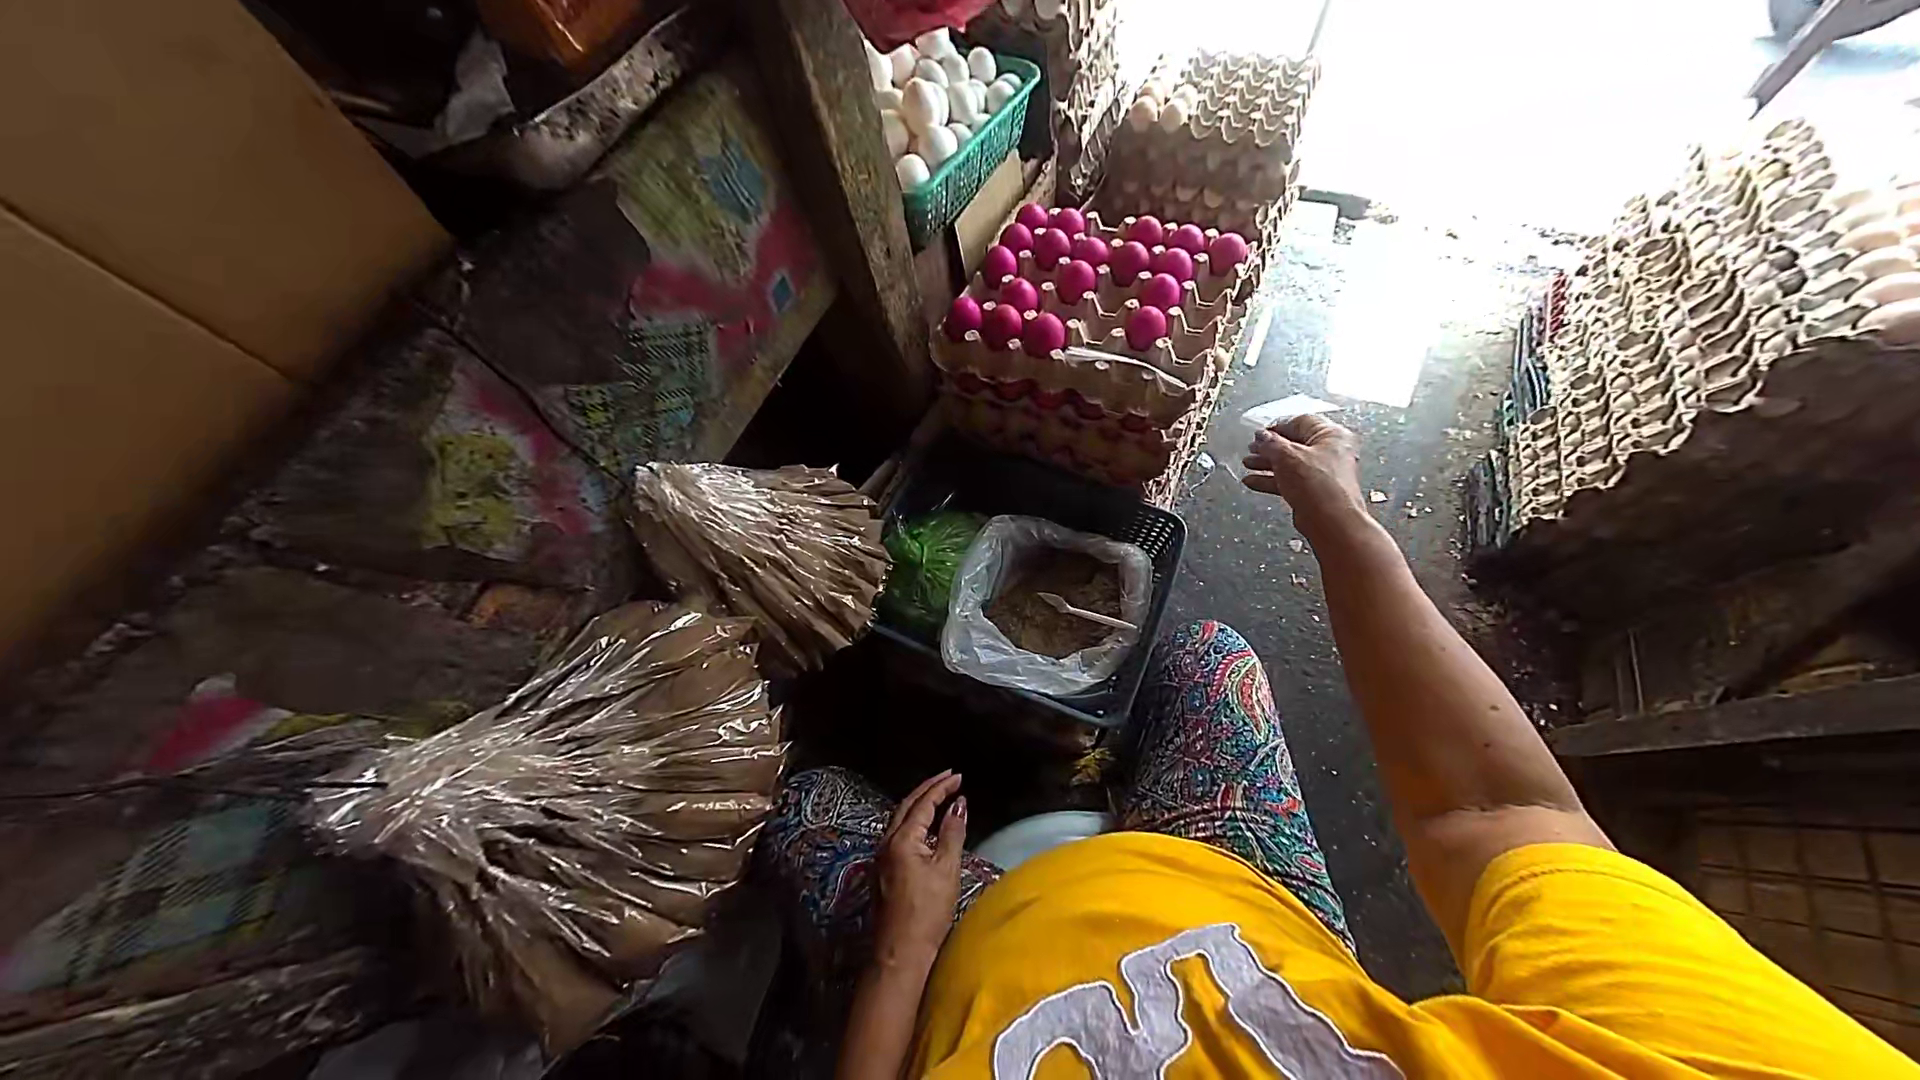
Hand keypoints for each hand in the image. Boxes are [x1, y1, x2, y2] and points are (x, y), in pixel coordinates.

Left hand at [873, 770, 967, 970]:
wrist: (900, 953)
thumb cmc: (927, 912)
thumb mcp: (946, 869)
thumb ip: (952, 832)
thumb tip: (959, 804)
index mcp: (901, 839)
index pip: (923, 803)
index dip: (941, 787)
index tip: (958, 776)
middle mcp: (886, 842)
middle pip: (907, 805)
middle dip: (928, 789)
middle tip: (948, 778)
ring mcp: (880, 857)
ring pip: (900, 819)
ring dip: (919, 804)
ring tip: (938, 796)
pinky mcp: (882, 871)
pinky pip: (897, 834)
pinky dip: (913, 821)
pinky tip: (924, 827)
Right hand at [1241, 414, 1369, 539]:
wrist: (1330, 520)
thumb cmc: (1320, 486)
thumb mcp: (1287, 456)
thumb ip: (1270, 443)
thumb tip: (1261, 436)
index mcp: (1332, 436)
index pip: (1300, 422)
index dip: (1277, 427)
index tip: (1260, 434)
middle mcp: (1331, 452)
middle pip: (1294, 444)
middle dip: (1269, 448)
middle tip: (1252, 449)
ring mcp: (1322, 473)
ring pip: (1289, 464)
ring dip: (1267, 464)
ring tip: (1249, 463)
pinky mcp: (1313, 491)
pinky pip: (1289, 481)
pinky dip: (1271, 480)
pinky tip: (1253, 481)